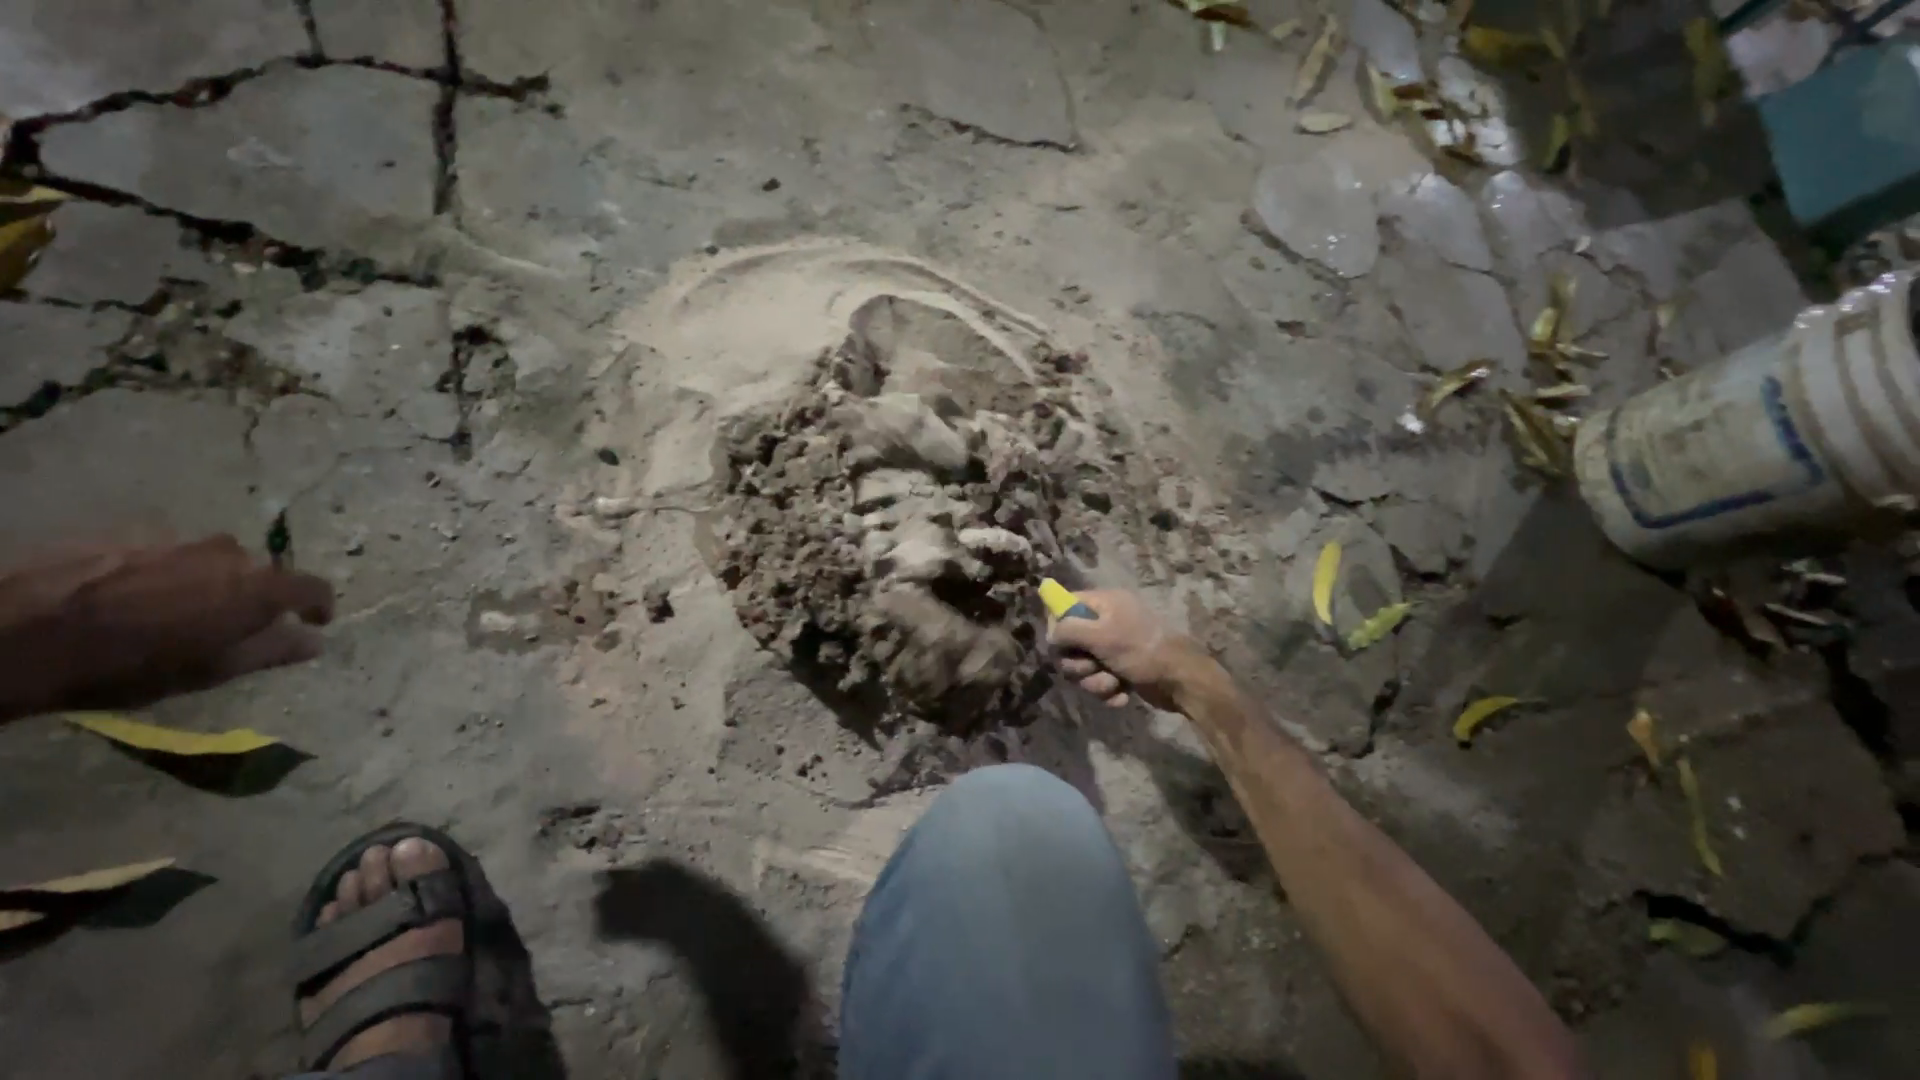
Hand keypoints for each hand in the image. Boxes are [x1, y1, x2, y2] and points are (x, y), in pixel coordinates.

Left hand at [0, 535, 334, 721]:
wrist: (28, 632)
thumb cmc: (135, 663)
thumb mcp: (212, 669)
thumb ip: (272, 650)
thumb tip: (315, 641)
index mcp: (260, 587)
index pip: (313, 587)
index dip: (320, 605)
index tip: (316, 622)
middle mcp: (231, 554)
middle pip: (263, 571)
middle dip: (260, 595)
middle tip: (240, 623)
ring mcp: (182, 542)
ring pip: (217, 560)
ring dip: (215, 582)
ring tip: (188, 611)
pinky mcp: (136, 538)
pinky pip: (174, 556)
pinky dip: (175, 575)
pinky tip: (147, 600)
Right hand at [1046, 588, 1206, 709]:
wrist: (1182, 681)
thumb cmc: (1142, 651)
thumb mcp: (1101, 635)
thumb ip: (1069, 630)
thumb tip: (1050, 634)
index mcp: (1104, 604)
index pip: (1065, 604)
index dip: (1058, 625)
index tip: (1062, 643)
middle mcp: (1106, 623)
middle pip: (1069, 643)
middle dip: (1078, 663)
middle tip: (1093, 666)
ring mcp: (1113, 649)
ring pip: (1083, 668)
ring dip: (1095, 681)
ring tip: (1114, 682)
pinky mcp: (1120, 672)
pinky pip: (1099, 682)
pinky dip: (1109, 691)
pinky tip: (1124, 693)